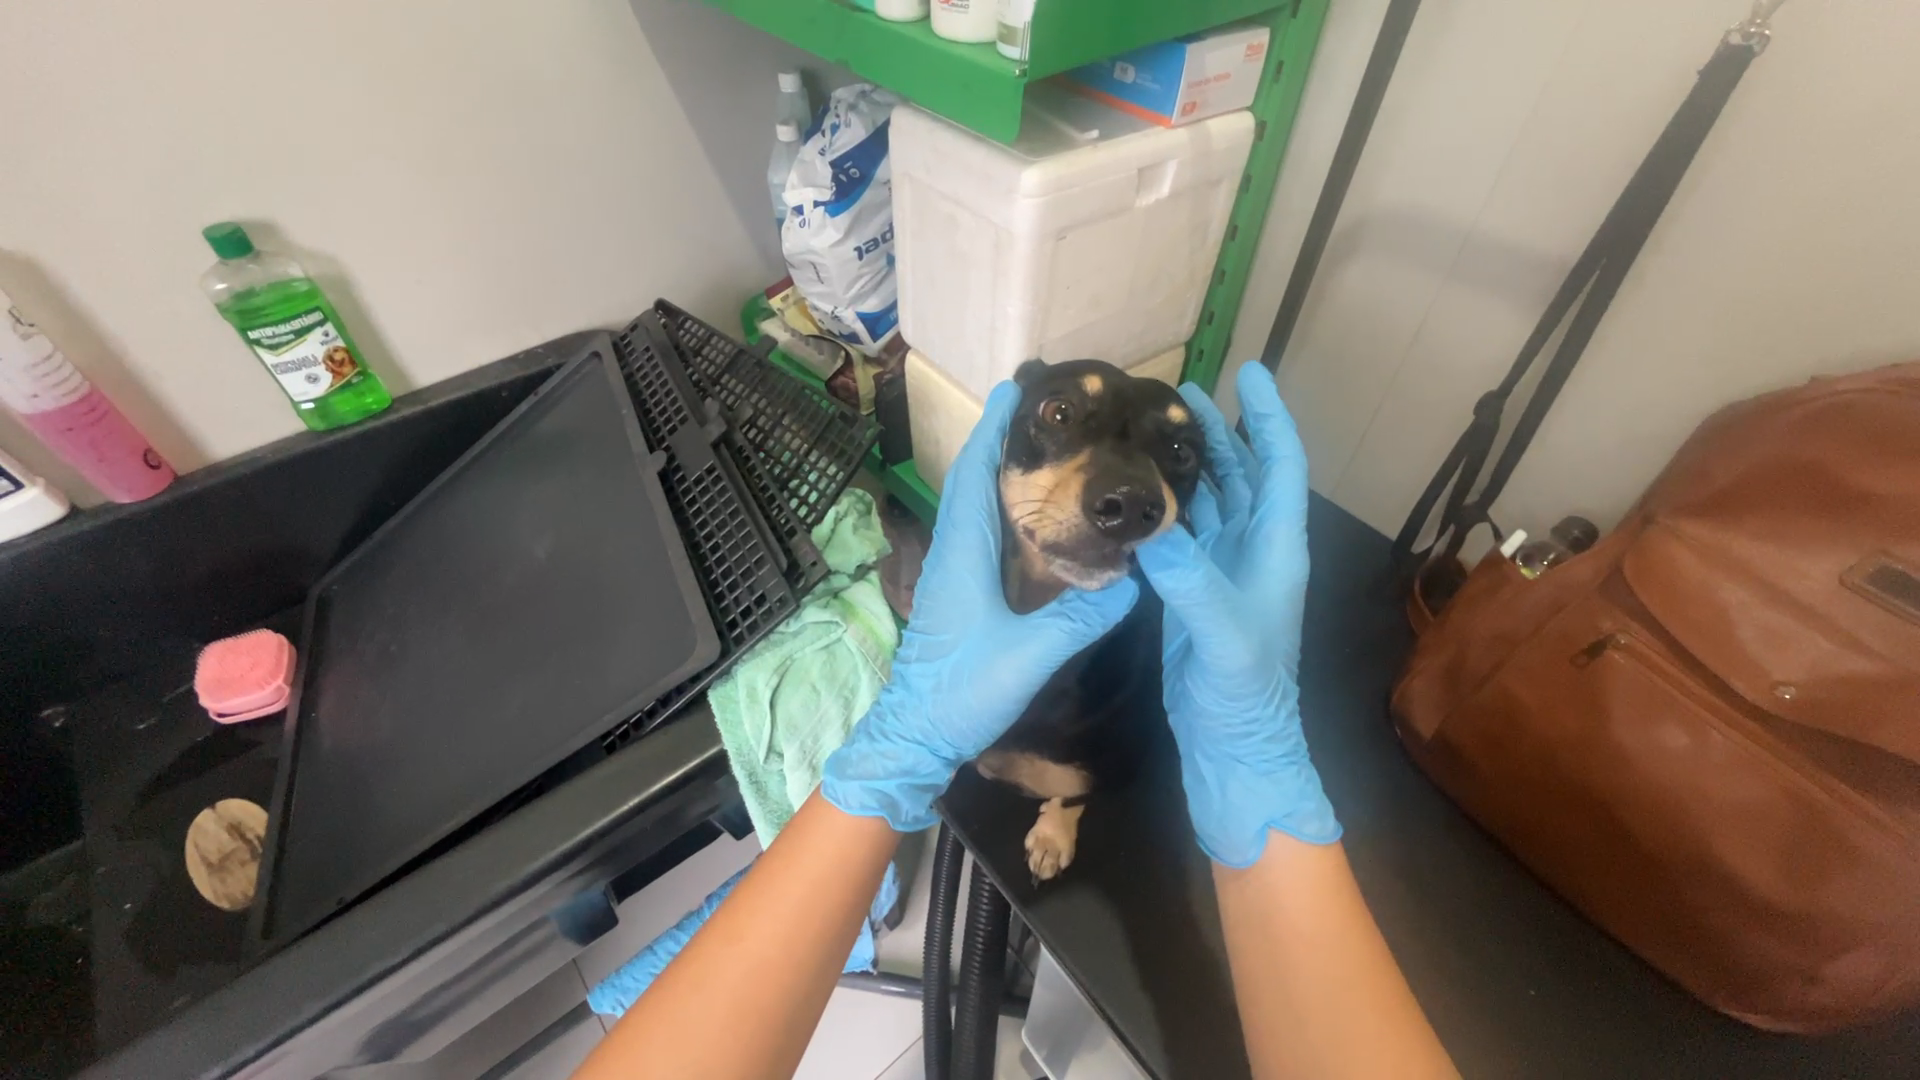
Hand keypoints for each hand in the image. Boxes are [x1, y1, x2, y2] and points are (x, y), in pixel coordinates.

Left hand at [821, 383, 1140, 831]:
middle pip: (972, 479)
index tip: (1017, 389)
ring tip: (1045, 447)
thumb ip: (1081, 618)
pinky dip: (1002, 507)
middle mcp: (953, 551)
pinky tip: (1033, 514)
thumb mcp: (1030, 655)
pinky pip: (980, 532)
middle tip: (1047, 413)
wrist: (917, 732)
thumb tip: (1134, 582)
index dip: (993, 429)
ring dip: (1000, 470)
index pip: (973, 474)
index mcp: (962, 552)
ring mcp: (952, 572)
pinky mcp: (958, 591)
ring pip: (974, 504)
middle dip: (1002, 439)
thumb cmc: (963, 690)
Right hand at [1135, 363, 1337, 866]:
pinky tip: (1134, 492)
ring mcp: (1218, 570)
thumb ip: (1190, 578)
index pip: (1279, 465)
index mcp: (1275, 547)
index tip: (1249, 371)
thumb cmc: (1245, 691)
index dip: (1268, 416)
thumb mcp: (1224, 632)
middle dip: (1219, 431)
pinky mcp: (1188, 591)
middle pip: (1240, 474)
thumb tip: (1149, 524)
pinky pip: (1177, 534)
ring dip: (1188, 464)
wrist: (1232, 745)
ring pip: (1207, 501)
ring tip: (1152, 430)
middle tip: (1180, 392)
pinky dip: (1161, 507)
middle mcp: (1251, 549)